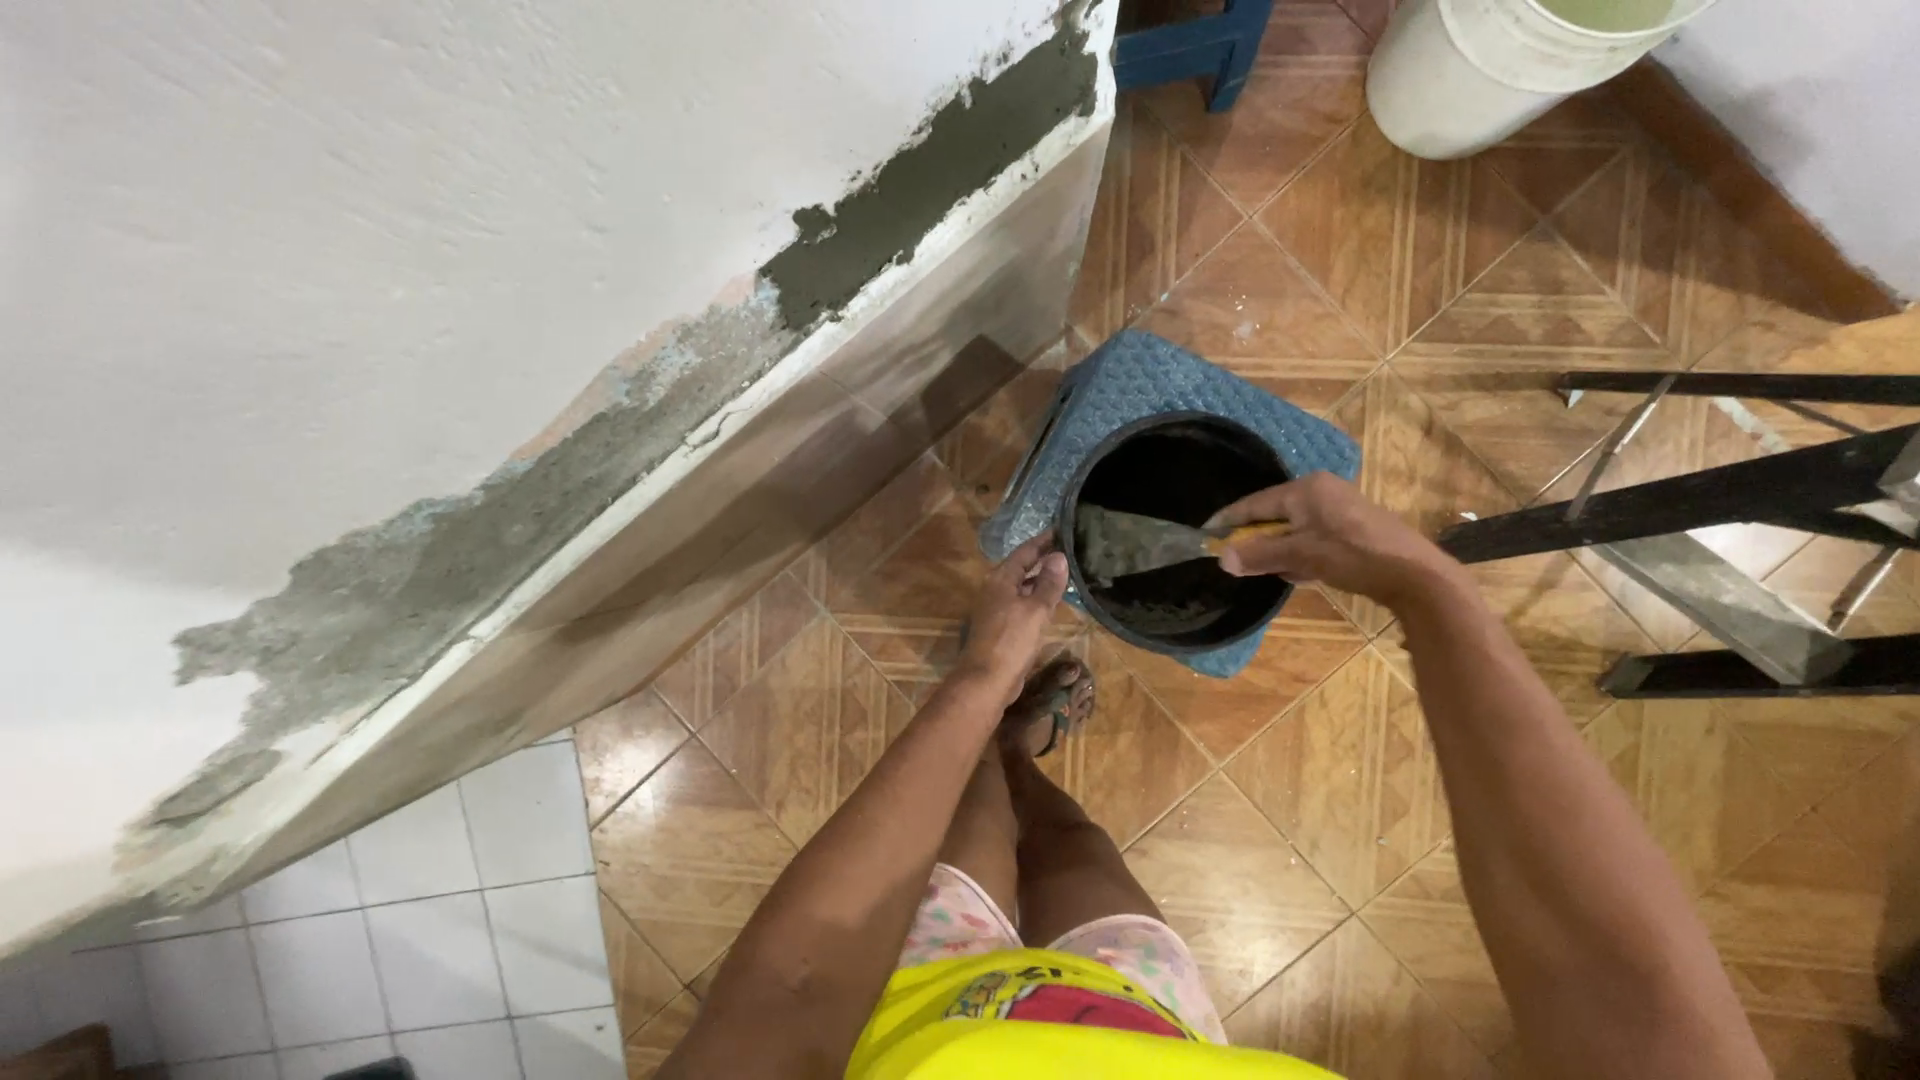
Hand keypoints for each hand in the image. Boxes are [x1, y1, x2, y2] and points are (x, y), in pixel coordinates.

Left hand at [954, 532, 1069, 703]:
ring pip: (1021, 588)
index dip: (1043, 541)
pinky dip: (1036, 600)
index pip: (1024, 552)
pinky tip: (1051, 605)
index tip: (1061, 530)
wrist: (986, 680)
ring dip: (1040, 581)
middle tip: (1068, 551)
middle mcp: (995, 590)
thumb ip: (1048, 583)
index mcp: (1000, 579)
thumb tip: (1059, 556)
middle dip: (1042, 559)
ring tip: (1065, 574)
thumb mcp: (1036, 610)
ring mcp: (995, 610)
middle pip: (1020, 568)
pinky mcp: (1000, 628)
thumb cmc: (1011, 641)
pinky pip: (1021, 605)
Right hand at [1206, 472, 1465, 608]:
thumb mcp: (1301, 557)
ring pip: (1295, 529)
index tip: (1207, 534)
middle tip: (1240, 562)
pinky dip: (1303, 554)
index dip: (1230, 520)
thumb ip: (1260, 555)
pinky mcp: (1354, 528)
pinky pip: (1314, 537)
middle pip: (1275, 516)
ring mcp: (1340, 509)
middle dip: (1259, 541)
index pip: (1255, 503)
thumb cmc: (1354, 557)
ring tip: (1279, 573)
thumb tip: (1222, 559)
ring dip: (1282, 552)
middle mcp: (1322, 491)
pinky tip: (1306, 574)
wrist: (1416, 576)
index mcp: (1307, 489)